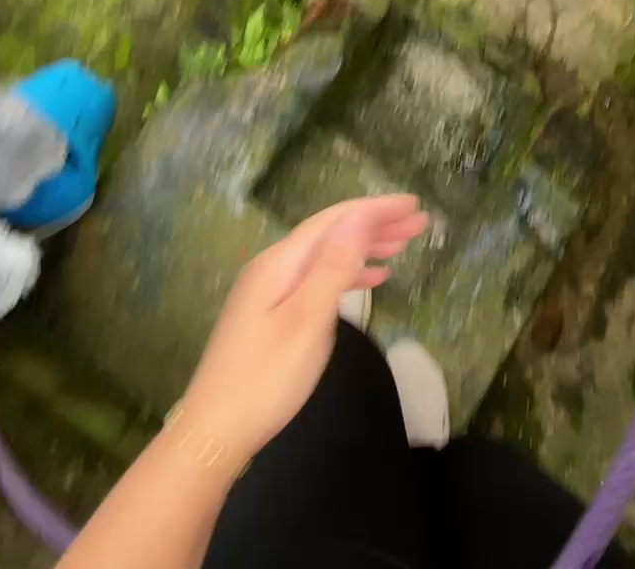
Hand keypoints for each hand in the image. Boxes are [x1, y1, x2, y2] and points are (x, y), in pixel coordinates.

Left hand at [173, 194, 428, 462]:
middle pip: (331, 233)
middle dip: (376, 224)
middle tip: (419, 222)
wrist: (215, 432)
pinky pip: (319, 277)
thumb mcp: (308, 319)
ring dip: (365, 247)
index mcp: (280, 263)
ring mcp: (270, 290)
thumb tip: (359, 217)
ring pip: (327, 255)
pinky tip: (372, 280)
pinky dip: (349, 273)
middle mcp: (273, 267)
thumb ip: (334, 266)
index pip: (335, 221)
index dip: (376, 209)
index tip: (414, 204)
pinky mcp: (272, 312)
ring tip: (404, 246)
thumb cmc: (267, 377)